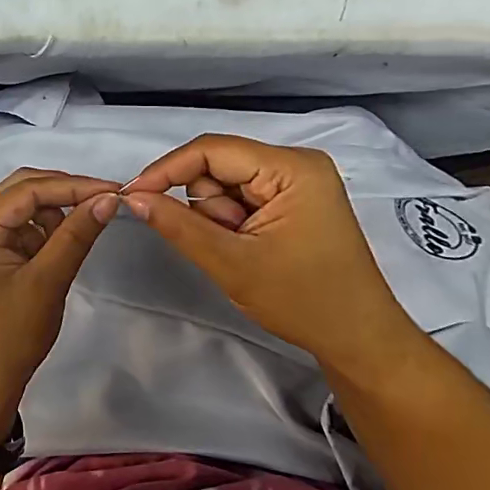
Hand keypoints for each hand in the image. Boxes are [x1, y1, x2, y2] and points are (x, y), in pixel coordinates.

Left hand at [0, 170, 118, 456]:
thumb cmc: (10, 335)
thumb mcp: (48, 281)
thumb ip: (76, 235)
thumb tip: (108, 199)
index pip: (27, 190)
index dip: (73, 185)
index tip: (114, 189)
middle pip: (25, 190)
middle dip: (66, 195)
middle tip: (107, 202)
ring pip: (28, 207)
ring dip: (57, 216)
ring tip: (77, 241)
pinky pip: (26, 228)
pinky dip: (48, 234)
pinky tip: (61, 252)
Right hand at [121, 135, 418, 374]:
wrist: (357, 340)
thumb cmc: (303, 300)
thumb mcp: (231, 262)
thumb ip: (177, 224)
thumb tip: (132, 197)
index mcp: (292, 168)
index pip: (211, 150)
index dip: (166, 170)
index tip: (132, 195)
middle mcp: (296, 162)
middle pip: (217, 165)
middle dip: (206, 205)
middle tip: (224, 243)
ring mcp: (296, 180)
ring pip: (224, 183)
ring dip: (217, 217)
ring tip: (242, 251)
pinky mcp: (292, 199)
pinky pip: (240, 196)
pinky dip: (230, 222)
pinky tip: (249, 248)